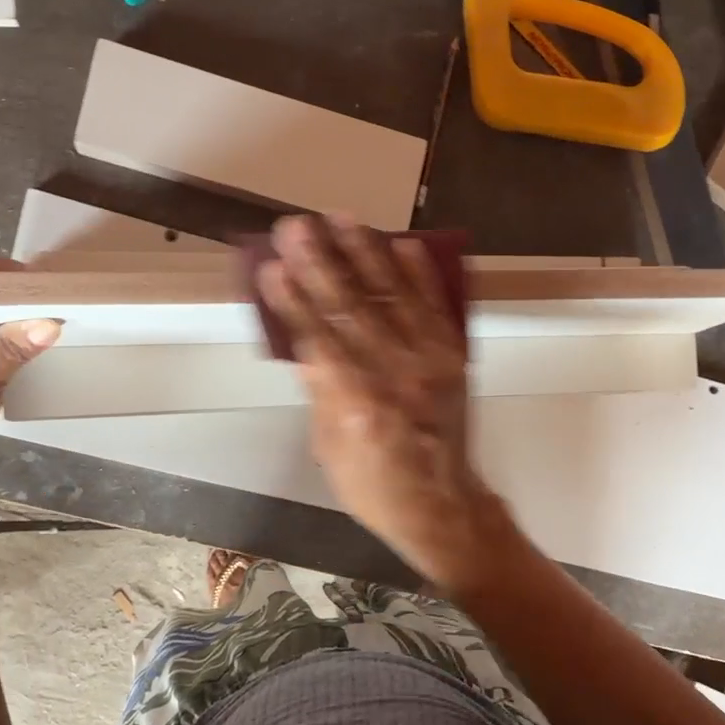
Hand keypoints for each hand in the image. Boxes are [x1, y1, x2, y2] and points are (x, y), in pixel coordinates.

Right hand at [256, 216, 514, 591]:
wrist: (442, 505)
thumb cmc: (374, 487)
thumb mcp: (330, 449)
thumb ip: (321, 393)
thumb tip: (305, 345)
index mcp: (357, 404)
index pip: (318, 339)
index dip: (292, 300)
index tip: (271, 266)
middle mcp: (395, 375)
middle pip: (352, 307)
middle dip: (320, 262)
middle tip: (296, 226)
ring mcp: (430, 362)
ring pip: (393, 296)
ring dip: (366, 253)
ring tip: (342, 219)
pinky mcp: (453, 358)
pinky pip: (434, 307)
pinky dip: (418, 274)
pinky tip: (402, 244)